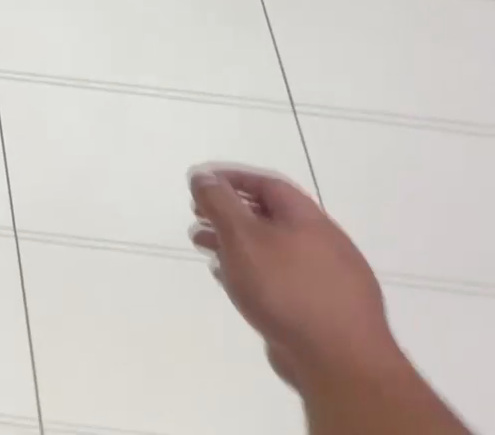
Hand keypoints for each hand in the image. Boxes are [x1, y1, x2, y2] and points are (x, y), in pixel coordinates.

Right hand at [187, 165, 400, 389]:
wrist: (340, 361)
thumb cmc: (285, 288)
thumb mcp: (242, 236)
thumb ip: (219, 202)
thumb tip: (203, 176)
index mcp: (310, 222)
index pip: (268, 184)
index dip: (231, 178)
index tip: (199, 183)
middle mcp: (326, 244)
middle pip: (271, 215)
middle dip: (229, 211)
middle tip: (197, 215)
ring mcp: (330, 278)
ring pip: (274, 247)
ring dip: (236, 241)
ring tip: (205, 248)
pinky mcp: (324, 306)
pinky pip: (282, 275)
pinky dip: (253, 269)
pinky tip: (233, 281)